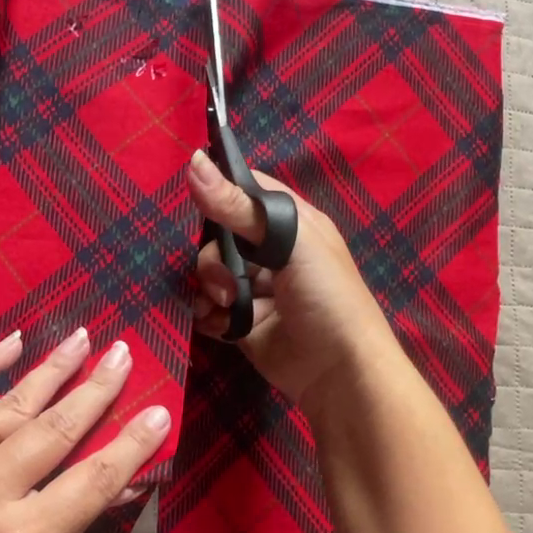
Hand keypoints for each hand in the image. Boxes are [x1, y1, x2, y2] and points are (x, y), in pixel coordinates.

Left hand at [0, 329, 171, 532]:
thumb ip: (74, 521)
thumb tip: (126, 477)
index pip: (92, 480)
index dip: (132, 444)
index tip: (160, 411)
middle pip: (55, 430)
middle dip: (96, 389)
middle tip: (123, 354)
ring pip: (10, 405)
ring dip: (51, 369)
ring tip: (82, 338)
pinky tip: (12, 344)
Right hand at [186, 149, 393, 411]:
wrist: (339, 371)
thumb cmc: (326, 295)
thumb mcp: (287, 242)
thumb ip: (237, 205)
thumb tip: (193, 161)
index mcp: (291, 223)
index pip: (245, 191)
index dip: (220, 192)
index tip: (196, 200)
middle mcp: (271, 252)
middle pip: (218, 235)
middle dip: (212, 256)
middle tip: (227, 279)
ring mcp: (255, 288)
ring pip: (209, 272)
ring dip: (209, 288)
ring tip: (228, 306)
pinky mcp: (242, 322)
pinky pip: (208, 308)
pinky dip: (208, 315)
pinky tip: (220, 324)